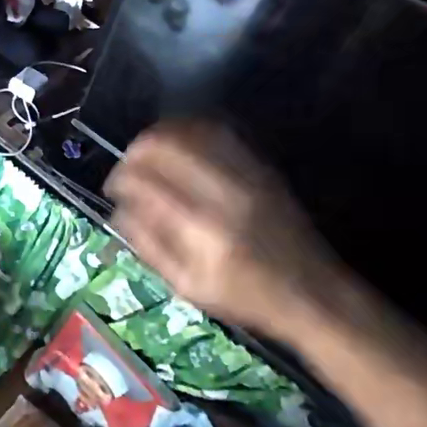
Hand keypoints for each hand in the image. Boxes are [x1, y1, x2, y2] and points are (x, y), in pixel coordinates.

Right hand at [103, 121, 342, 335]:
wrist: (312, 292)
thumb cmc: (245, 296)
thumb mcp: (188, 286)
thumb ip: (149, 245)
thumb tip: (120, 211)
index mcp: (200, 229)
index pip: (144, 183)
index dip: (120, 179)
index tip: (113, 188)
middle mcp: (221, 191)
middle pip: (163, 146)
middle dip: (135, 152)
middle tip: (128, 168)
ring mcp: (244, 173)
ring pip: (189, 130)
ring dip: (160, 136)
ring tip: (149, 153)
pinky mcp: (260, 166)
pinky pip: (218, 131)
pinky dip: (190, 130)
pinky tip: (180, 143)